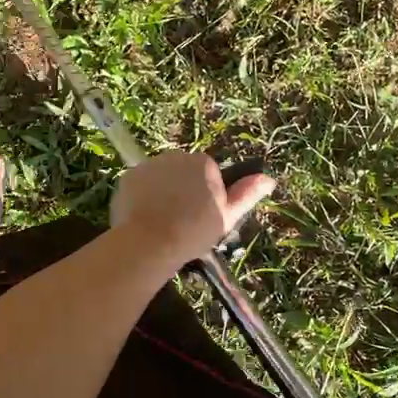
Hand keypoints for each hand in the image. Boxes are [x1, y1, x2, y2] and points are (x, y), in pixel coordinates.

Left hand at [109, 152, 275, 264]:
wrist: (150, 241)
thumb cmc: (194, 231)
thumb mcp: (228, 216)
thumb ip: (247, 194)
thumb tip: (269, 179)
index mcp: (203, 163)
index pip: (207, 173)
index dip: (205, 194)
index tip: (200, 214)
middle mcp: (176, 155)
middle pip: (182, 171)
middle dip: (182, 188)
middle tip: (181, 218)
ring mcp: (149, 164)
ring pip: (160, 176)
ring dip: (161, 191)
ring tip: (161, 220)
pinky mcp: (128, 176)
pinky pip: (139, 184)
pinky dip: (141, 196)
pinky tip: (143, 216)